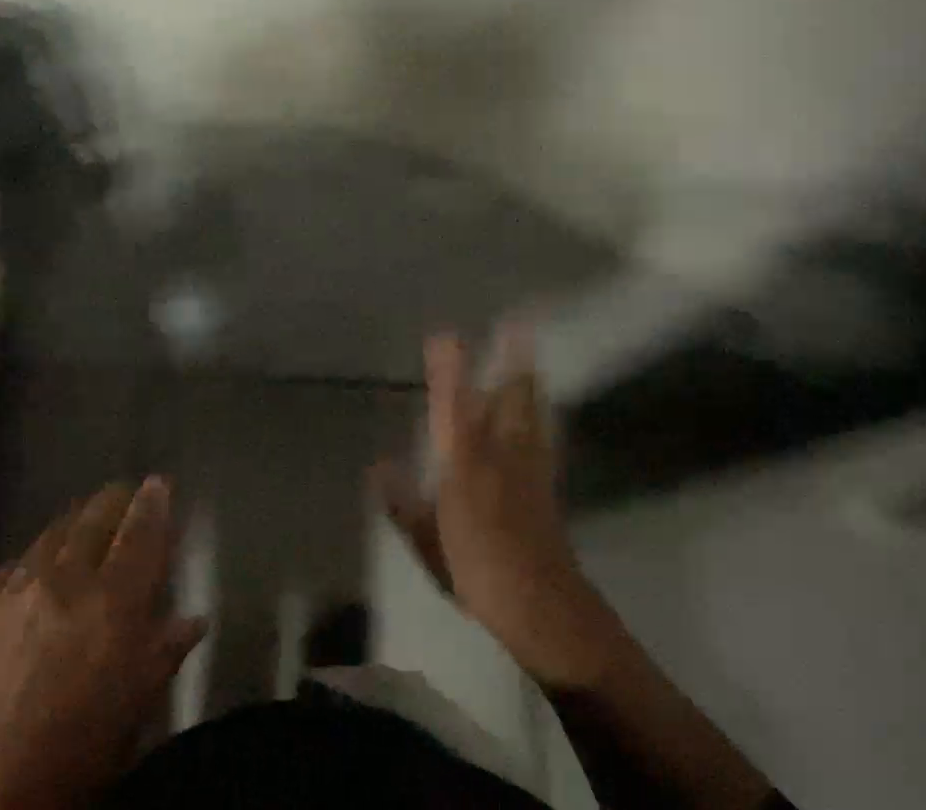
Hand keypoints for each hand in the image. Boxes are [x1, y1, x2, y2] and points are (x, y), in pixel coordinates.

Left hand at [0, 479, 206, 809]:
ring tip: (88, 513)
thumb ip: (166, 650)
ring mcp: (18, 587)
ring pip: (53, 532)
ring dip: (76, 518)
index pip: (140, 534)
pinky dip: (38, 551)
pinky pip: (17, 561)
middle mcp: (66, 579)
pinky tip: (40, 558)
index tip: (159, 482)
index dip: (153, 504)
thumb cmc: (77, 748)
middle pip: (94, 520)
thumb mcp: (137, 704)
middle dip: (114, 499)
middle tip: (127, 490)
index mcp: (113, 602)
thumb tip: (194, 617)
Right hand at [373, 331, 625, 689]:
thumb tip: (378, 468)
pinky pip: (542, 435)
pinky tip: (541, 409)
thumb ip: (403, 503)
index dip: (450, 371)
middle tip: (516, 320)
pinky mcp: (548, 484)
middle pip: (506, 400)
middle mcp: (501, 458)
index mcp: (466, 469)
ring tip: (529, 348)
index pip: (454, 409)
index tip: (446, 336)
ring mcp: (530, 468)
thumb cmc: (476, 571)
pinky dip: (539, 413)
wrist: (541, 604)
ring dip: (527, 379)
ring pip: (530, 412)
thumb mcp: (427, 542)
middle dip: (507, 361)